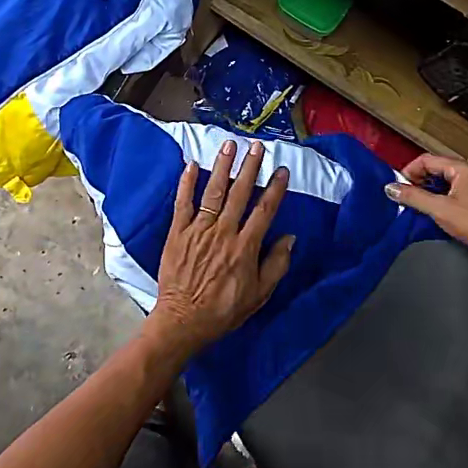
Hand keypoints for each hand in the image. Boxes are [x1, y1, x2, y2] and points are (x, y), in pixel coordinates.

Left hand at [149, 139, 293, 354]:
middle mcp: (223, 232)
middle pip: (240, 193)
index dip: (275, 188)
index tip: (282, 170)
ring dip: (222, 167)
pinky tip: (192, 165)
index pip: (265, 210)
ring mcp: (198, 231)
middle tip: (257, 146)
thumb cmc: (224, 310)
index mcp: (245, 247)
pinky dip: (186, 183)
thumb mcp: (260, 294)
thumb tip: (290, 238)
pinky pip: (182, 204)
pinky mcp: (177, 234)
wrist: (182, 322)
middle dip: (250, 167)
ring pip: (213, 192)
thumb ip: (276, 264)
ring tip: (229, 145)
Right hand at [386, 155, 467, 269]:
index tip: (399, 187)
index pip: (428, 159)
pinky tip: (444, 216)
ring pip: (451, 183)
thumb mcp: (440, 209)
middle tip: (408, 198)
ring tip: (423, 209)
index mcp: (463, 168)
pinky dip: (447, 200)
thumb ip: (414, 197)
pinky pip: (461, 194)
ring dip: (434, 193)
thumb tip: (391, 188)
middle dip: (421, 182)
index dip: (410, 171)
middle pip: (440, 170)